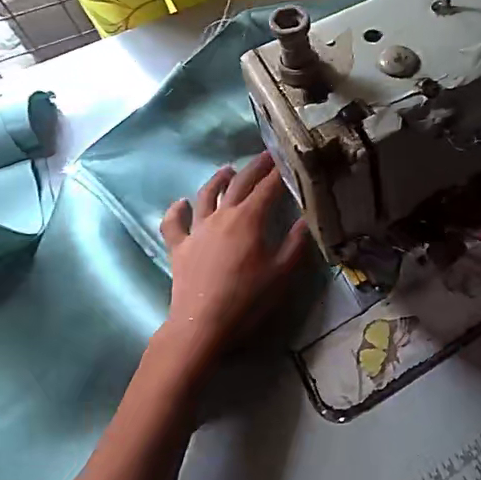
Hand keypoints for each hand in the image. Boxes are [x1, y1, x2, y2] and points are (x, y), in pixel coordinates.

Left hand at [158, 152, 313, 365]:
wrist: (201, 323)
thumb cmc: (246, 298)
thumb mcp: (281, 272)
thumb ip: (296, 243)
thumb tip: (306, 219)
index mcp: (249, 219)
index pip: (268, 188)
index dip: (279, 173)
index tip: (289, 160)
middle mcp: (222, 216)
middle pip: (239, 183)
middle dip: (255, 167)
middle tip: (267, 155)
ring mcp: (197, 229)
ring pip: (206, 195)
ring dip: (218, 179)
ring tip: (228, 169)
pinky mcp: (179, 246)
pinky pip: (174, 223)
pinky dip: (177, 210)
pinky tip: (180, 203)